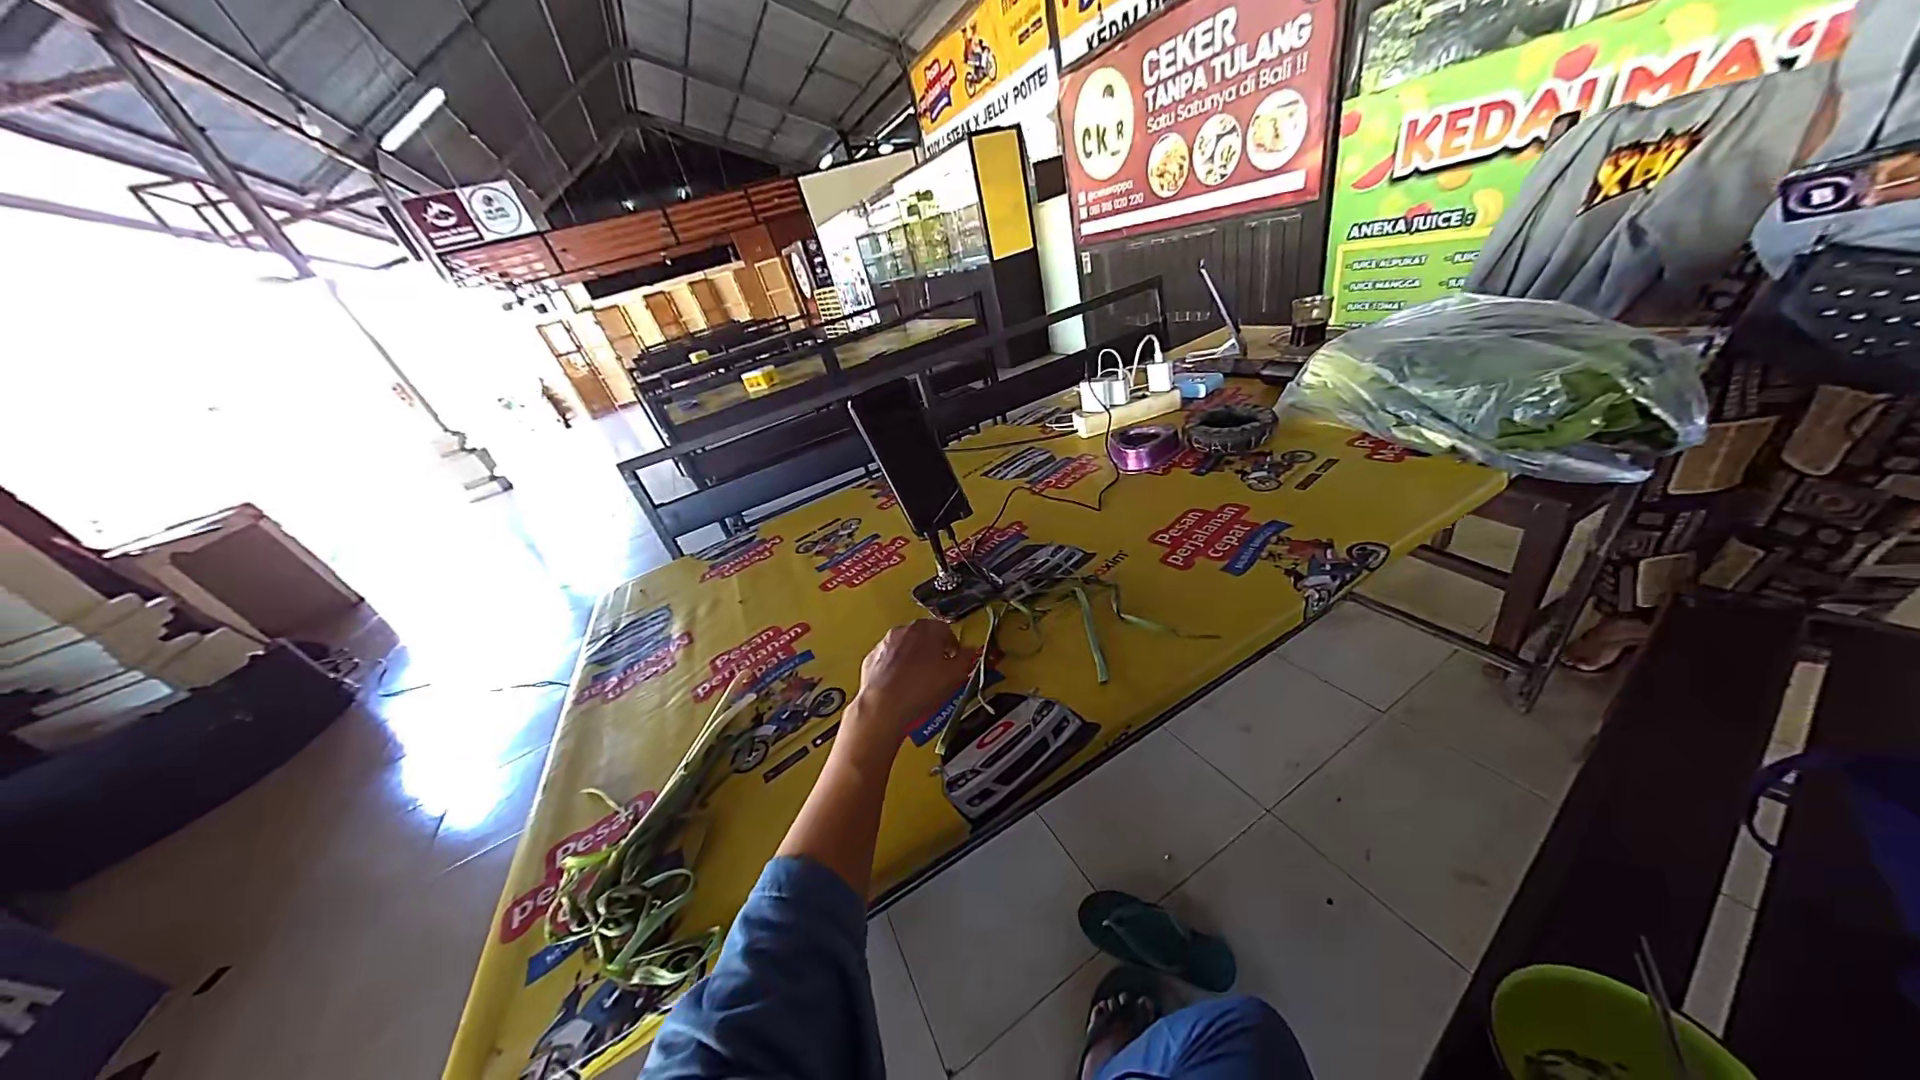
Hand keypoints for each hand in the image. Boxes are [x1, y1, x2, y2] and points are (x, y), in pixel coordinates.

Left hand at [841, 620, 973, 766]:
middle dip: (933, 650)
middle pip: (924, 636)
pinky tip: (900, 685)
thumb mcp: (955, 676)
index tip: (955, 661)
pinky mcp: (871, 658)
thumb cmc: (923, 689)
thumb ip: (966, 658)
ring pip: (905, 646)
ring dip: (913, 658)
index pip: (947, 630)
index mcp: (928, 629)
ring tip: (918, 681)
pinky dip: (895, 667)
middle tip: (939, 671)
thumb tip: (970, 650)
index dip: (953, 647)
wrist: (883, 707)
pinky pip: (888, 659)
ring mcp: (885, 643)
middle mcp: (904, 629)